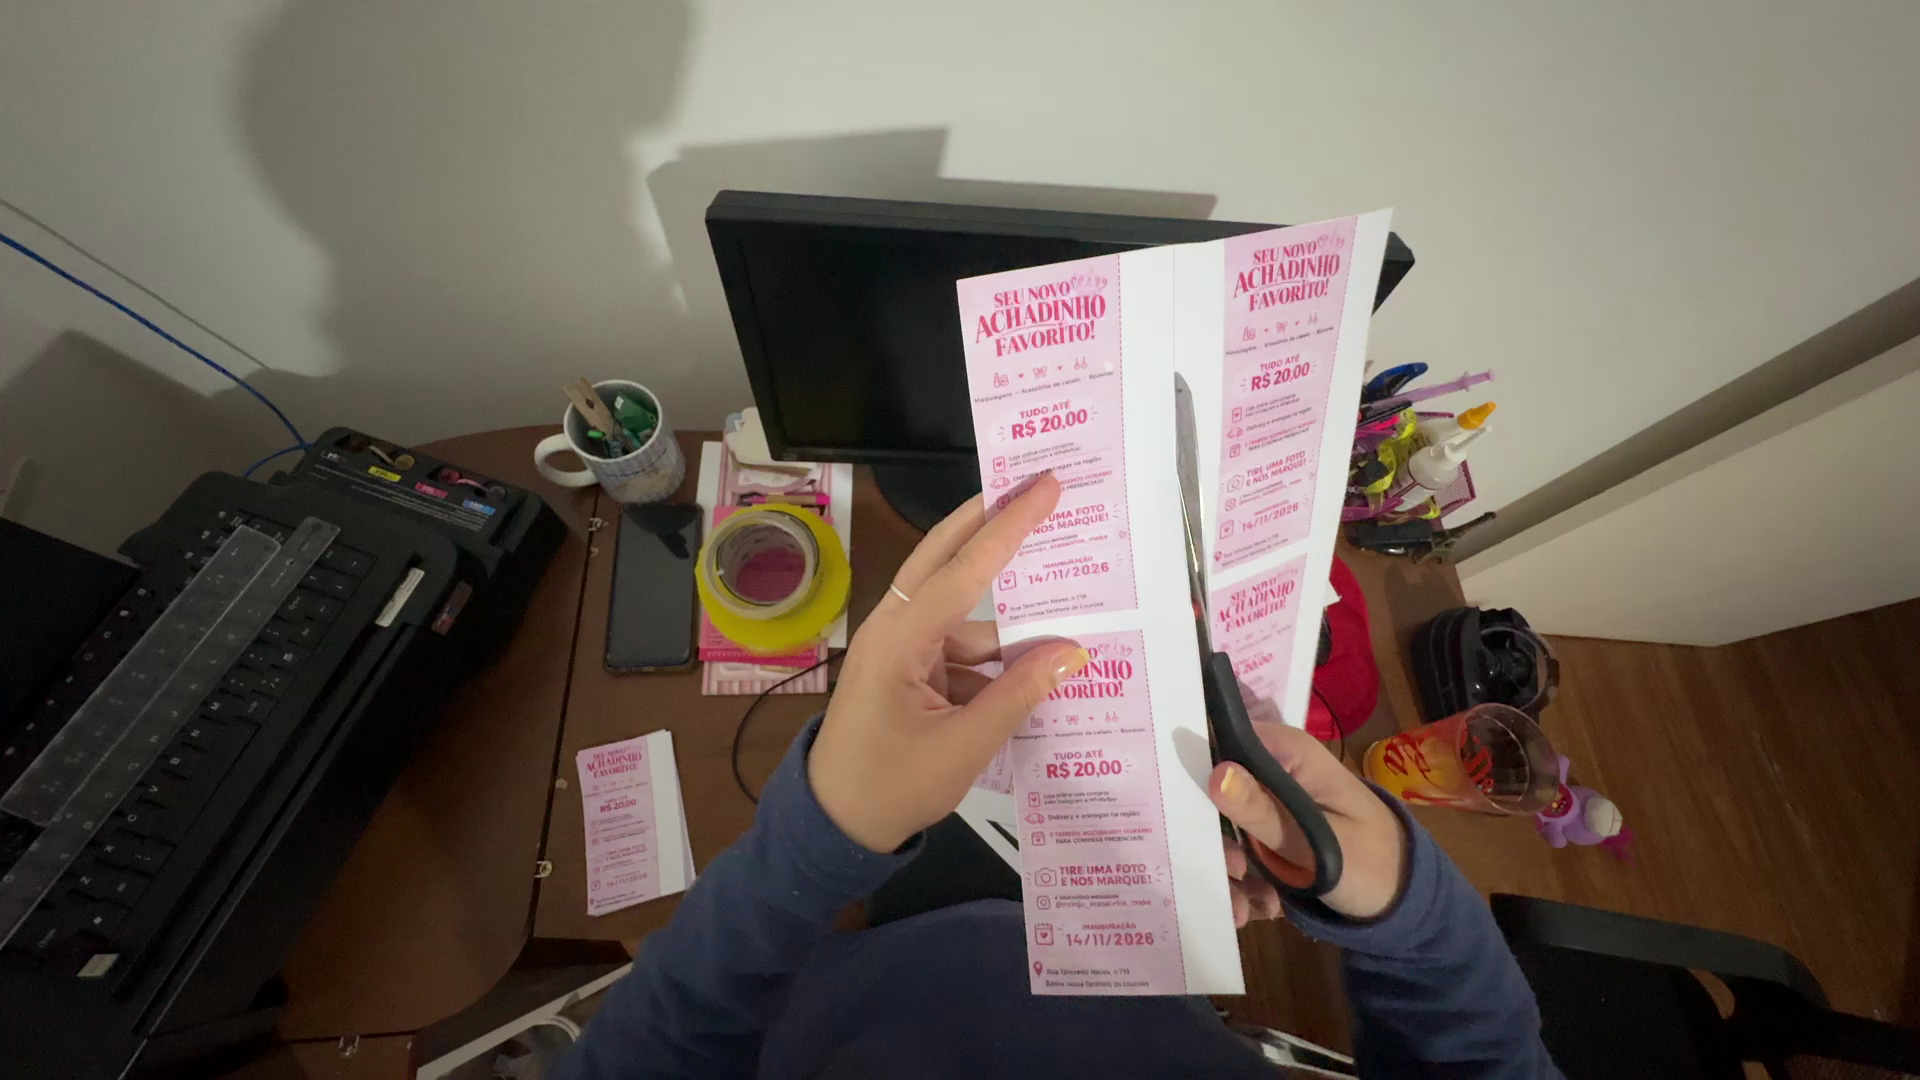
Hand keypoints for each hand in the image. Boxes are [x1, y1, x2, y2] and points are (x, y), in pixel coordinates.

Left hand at [809, 475, 1089, 852]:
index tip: (1044, 487)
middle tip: (1035, 488)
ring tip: (1061, 623)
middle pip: (945, 560)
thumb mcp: (963, 747)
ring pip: (962, 616)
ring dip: (1005, 626)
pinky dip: (992, 660)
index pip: (962, 570)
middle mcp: (895, 628)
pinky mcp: (907, 669)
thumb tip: (1072, 652)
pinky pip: (959, 648)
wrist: (833, 827)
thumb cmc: (891, 787)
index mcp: (898, 639)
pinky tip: (1029, 677)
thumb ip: (1019, 695)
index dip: (1007, 527)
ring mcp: (900, 648)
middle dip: (990, 524)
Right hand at [1208, 721, 1406, 920]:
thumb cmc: (1375, 866)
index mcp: (1287, 752)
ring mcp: (1271, 798)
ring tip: (1242, 909)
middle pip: (1217, 790)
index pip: (1223, 744)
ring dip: (1228, 867)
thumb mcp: (1316, 846)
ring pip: (1225, 823)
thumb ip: (1264, 811)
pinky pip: (1241, 843)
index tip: (1188, 824)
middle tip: (1231, 875)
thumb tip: (1217, 773)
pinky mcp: (1270, 826)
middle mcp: (1274, 766)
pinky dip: (1244, 876)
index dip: (1197, 777)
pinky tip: (1258, 906)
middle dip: (1216, 839)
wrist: (1409, 908)